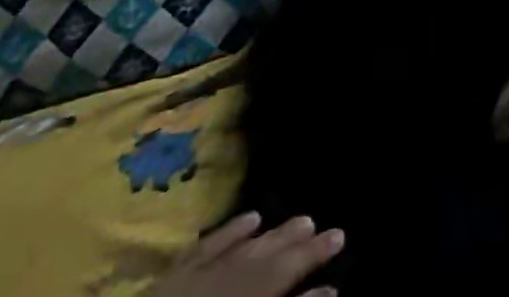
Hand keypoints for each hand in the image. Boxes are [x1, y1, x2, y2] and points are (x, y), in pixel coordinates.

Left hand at [145, 212, 344, 296]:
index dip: (314, 258)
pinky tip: (251, 218)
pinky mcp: (168, 280)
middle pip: (266, 262)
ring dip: (271, 237)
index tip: (340, 238)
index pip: (285, 274)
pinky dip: (229, 234)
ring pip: (242, 251)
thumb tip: (327, 291)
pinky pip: (202, 250)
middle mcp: (224, 284)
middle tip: (326, 227)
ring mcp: (195, 279)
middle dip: (298, 246)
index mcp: (248, 293)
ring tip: (299, 221)